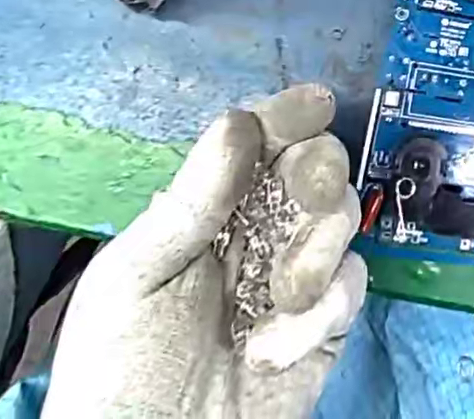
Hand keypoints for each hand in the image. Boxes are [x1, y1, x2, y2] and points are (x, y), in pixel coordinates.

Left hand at [44, 85, 366, 418]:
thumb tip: (240, 121)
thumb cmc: (121, 368)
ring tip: (280, 296)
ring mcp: (298, 270)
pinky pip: (352, 282)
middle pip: (317, 163)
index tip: (316, 105)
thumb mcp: (135, 278)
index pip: (262, 139)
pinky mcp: (327, 319)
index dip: (290, 115)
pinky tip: (275, 347)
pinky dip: (323, 309)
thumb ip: (191, 200)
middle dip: (319, 169)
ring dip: (317, 247)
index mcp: (214, 205)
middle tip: (310, 192)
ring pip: (343, 213)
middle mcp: (262, 226)